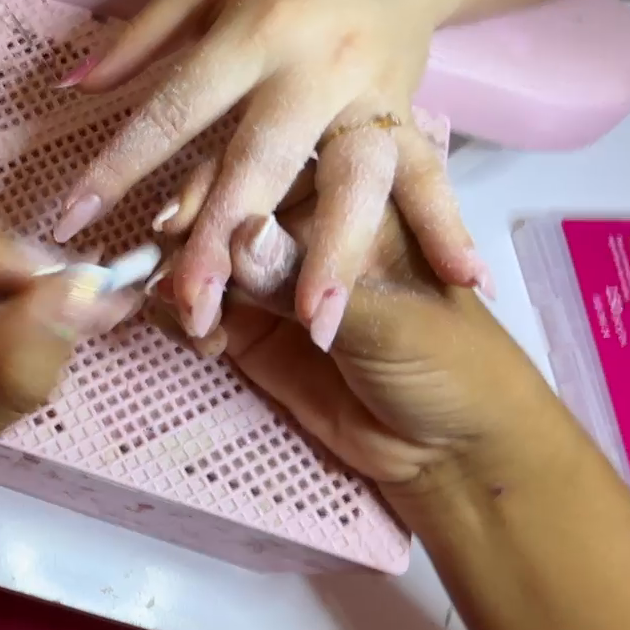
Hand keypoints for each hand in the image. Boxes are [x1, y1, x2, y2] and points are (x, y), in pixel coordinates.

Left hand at [57, 0, 494, 352]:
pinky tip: (466, 281)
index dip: (120, 168)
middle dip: (223, 242)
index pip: (175, 112)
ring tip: (317, 326)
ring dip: (334, 256)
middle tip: (192, 310)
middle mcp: (317, 68)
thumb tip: (71, 88)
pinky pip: (430, 175)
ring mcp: (374, 94)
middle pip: (261, 165)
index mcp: (255, 31)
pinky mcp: (414, 111)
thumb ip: (142, 40)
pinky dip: (447, 227)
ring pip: (352, 183)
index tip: (73, 222)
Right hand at [150, 198, 546, 493]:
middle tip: (181, 289)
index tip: (181, 228)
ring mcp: (266, 282)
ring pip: (197, 264)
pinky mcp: (245, 328)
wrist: (448, 449)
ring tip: (192, 321)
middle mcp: (299, 233)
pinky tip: (200, 342)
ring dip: (180, 287)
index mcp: (349, 204)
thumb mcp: (388, 318)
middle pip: (218, 216)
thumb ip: (306, 279)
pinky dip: (179, 319)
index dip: (218, 197)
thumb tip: (240, 235)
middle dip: (189, 248)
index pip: (272, 179)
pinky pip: (194, 311)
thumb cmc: (450, 365)